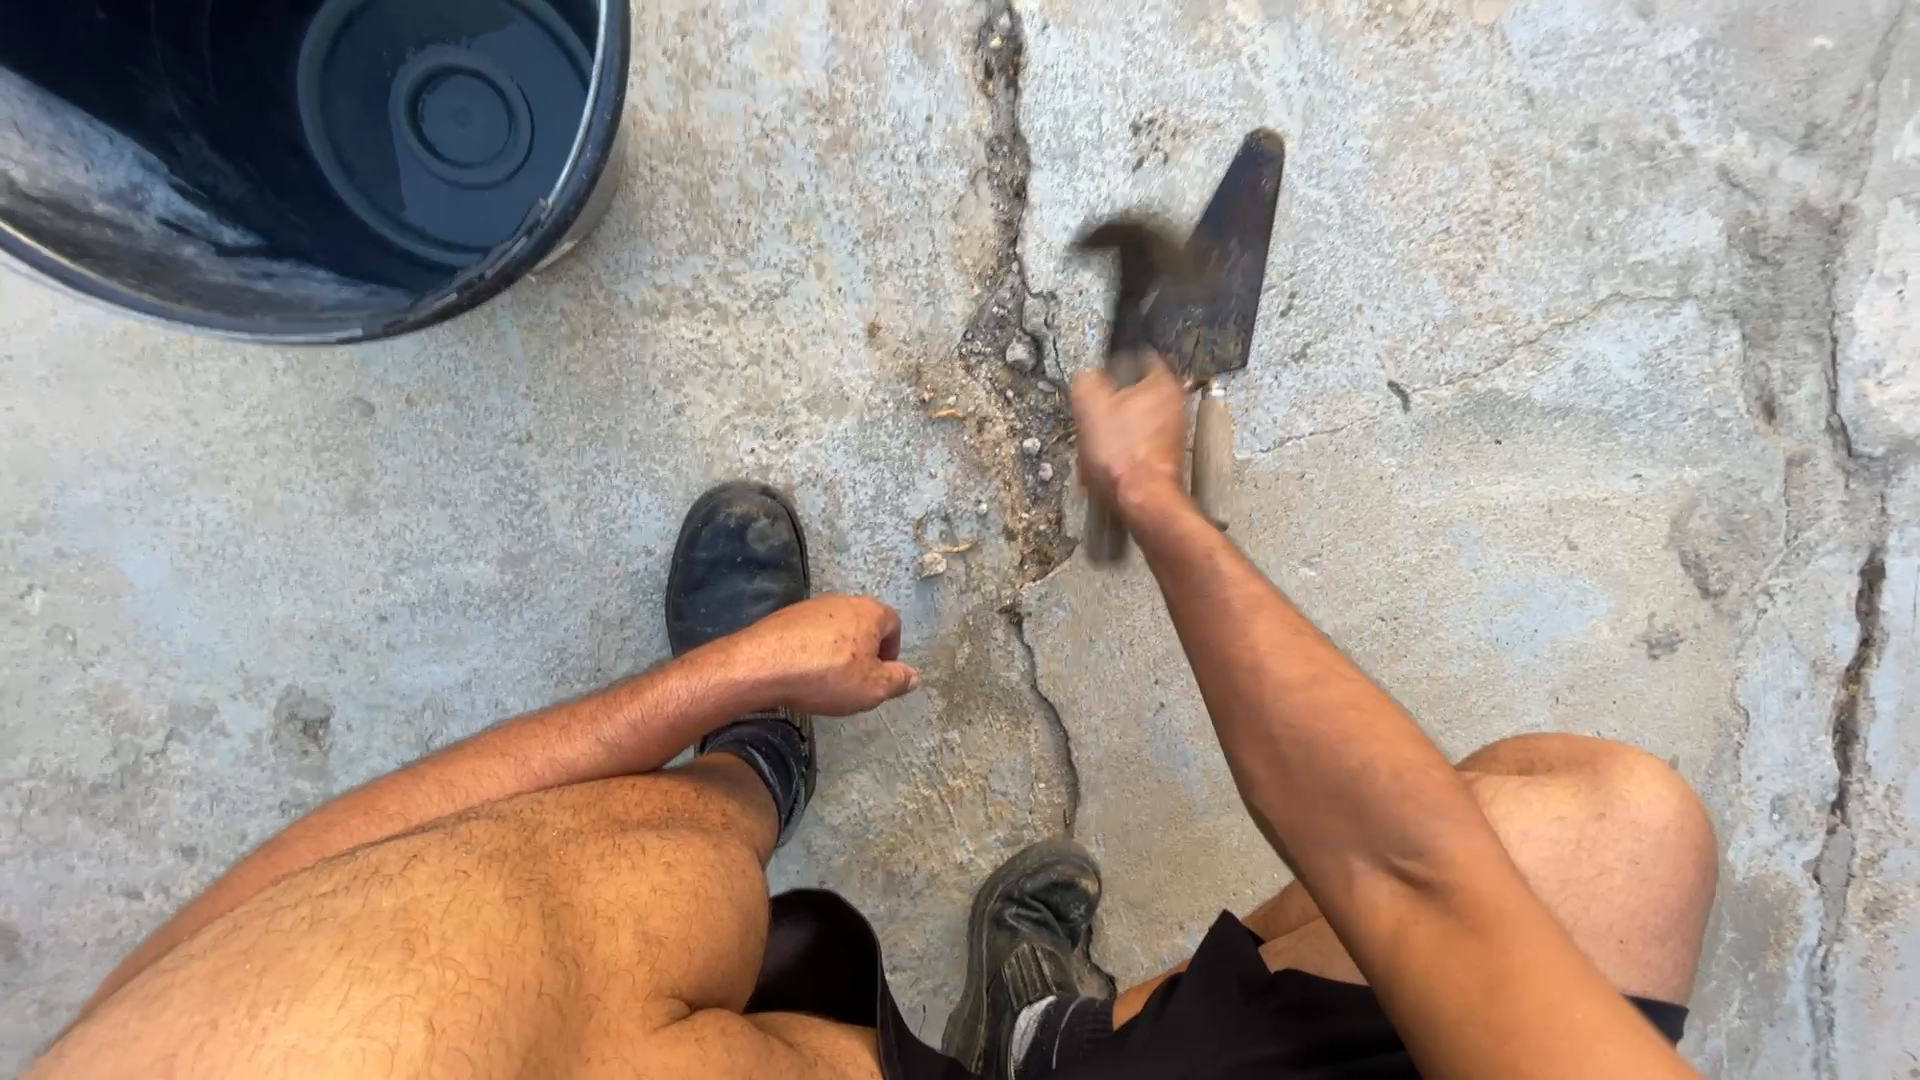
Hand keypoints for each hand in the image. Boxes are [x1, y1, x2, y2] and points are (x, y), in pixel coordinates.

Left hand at [726, 595, 920, 715]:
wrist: (764, 664)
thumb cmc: (826, 675)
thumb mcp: (872, 688)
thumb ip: (898, 681)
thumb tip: (913, 676)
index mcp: (870, 612)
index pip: (894, 623)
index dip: (893, 650)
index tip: (883, 673)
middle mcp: (843, 601)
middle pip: (864, 623)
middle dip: (866, 650)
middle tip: (858, 678)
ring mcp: (812, 606)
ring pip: (837, 628)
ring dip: (839, 650)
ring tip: (828, 679)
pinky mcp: (787, 616)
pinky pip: (810, 633)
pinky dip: (813, 650)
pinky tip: (804, 672)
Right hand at [1071, 354, 1188, 511]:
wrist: (1141, 498)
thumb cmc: (1120, 451)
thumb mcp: (1090, 406)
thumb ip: (1088, 380)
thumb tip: (1089, 376)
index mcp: (1162, 382)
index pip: (1140, 357)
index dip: (1113, 365)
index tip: (1098, 379)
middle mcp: (1175, 403)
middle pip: (1133, 393)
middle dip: (1110, 404)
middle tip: (1092, 416)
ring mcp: (1172, 431)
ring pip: (1131, 421)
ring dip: (1110, 431)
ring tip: (1094, 445)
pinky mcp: (1164, 455)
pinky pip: (1135, 443)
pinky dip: (1119, 450)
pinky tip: (1104, 463)